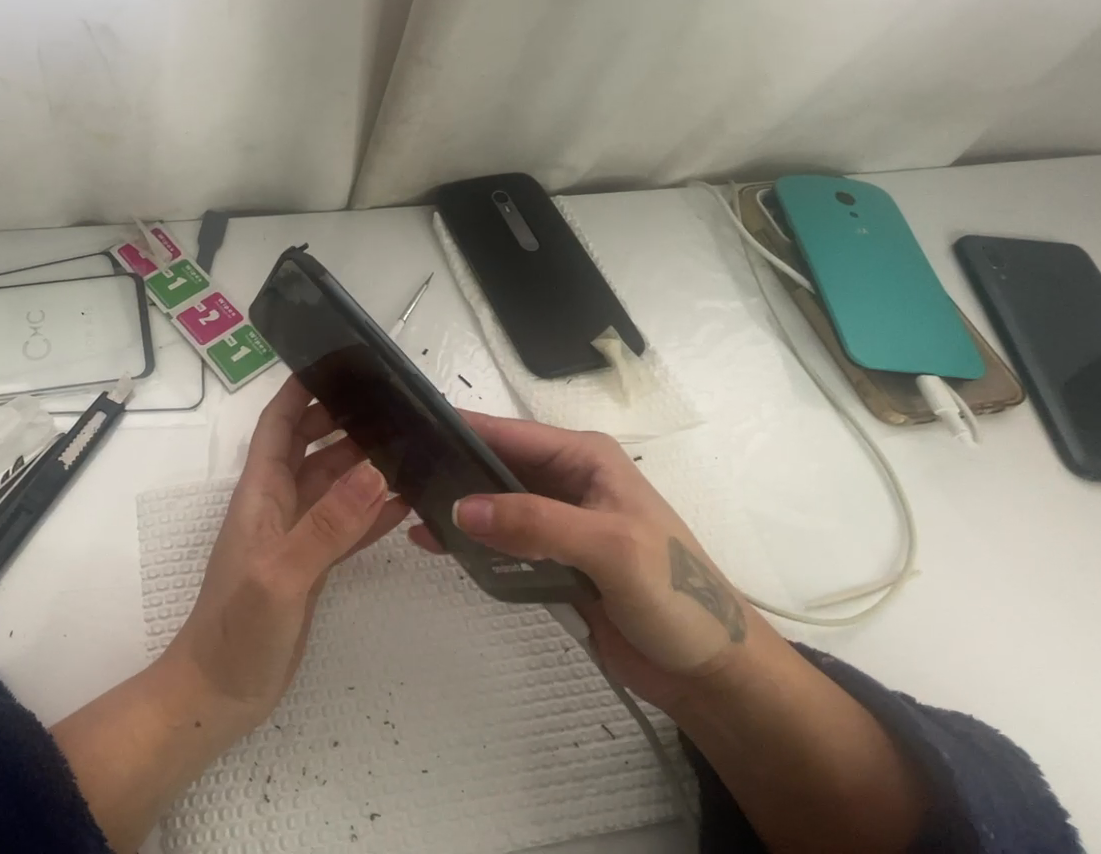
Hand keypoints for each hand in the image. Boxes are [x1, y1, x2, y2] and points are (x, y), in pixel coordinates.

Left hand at [161, 377, 410, 724]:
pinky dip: (372, 510)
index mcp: (260, 494)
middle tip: (393, 404)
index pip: (278, 426)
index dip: (301, 392)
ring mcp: (296, 535)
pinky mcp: (312, 565)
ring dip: (363, 464)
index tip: (338, 365)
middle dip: (343, 421)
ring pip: (332, 484)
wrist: (222, 693)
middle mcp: (277, 505)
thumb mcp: (282, 574)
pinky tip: (407, 500)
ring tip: (410, 443)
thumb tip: (375, 470)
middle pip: (310, 446)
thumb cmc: (238, 629)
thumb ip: (327, 525)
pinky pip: (346, 525)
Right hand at [407, 412, 752, 710]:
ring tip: (403, 508)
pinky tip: (431, 543)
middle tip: (392, 475)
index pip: (508, 433)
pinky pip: (498, 539)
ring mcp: (557, 520)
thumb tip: (460, 507)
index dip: (458, 428)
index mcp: (585, 459)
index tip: (405, 429)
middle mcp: (567, 481)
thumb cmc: (674, 595)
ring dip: (455, 506)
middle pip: (494, 463)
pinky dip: (467, 539)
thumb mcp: (609, 549)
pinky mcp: (549, 558)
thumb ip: (536, 523)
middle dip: (449, 467)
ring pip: (492, 501)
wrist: (708, 671)